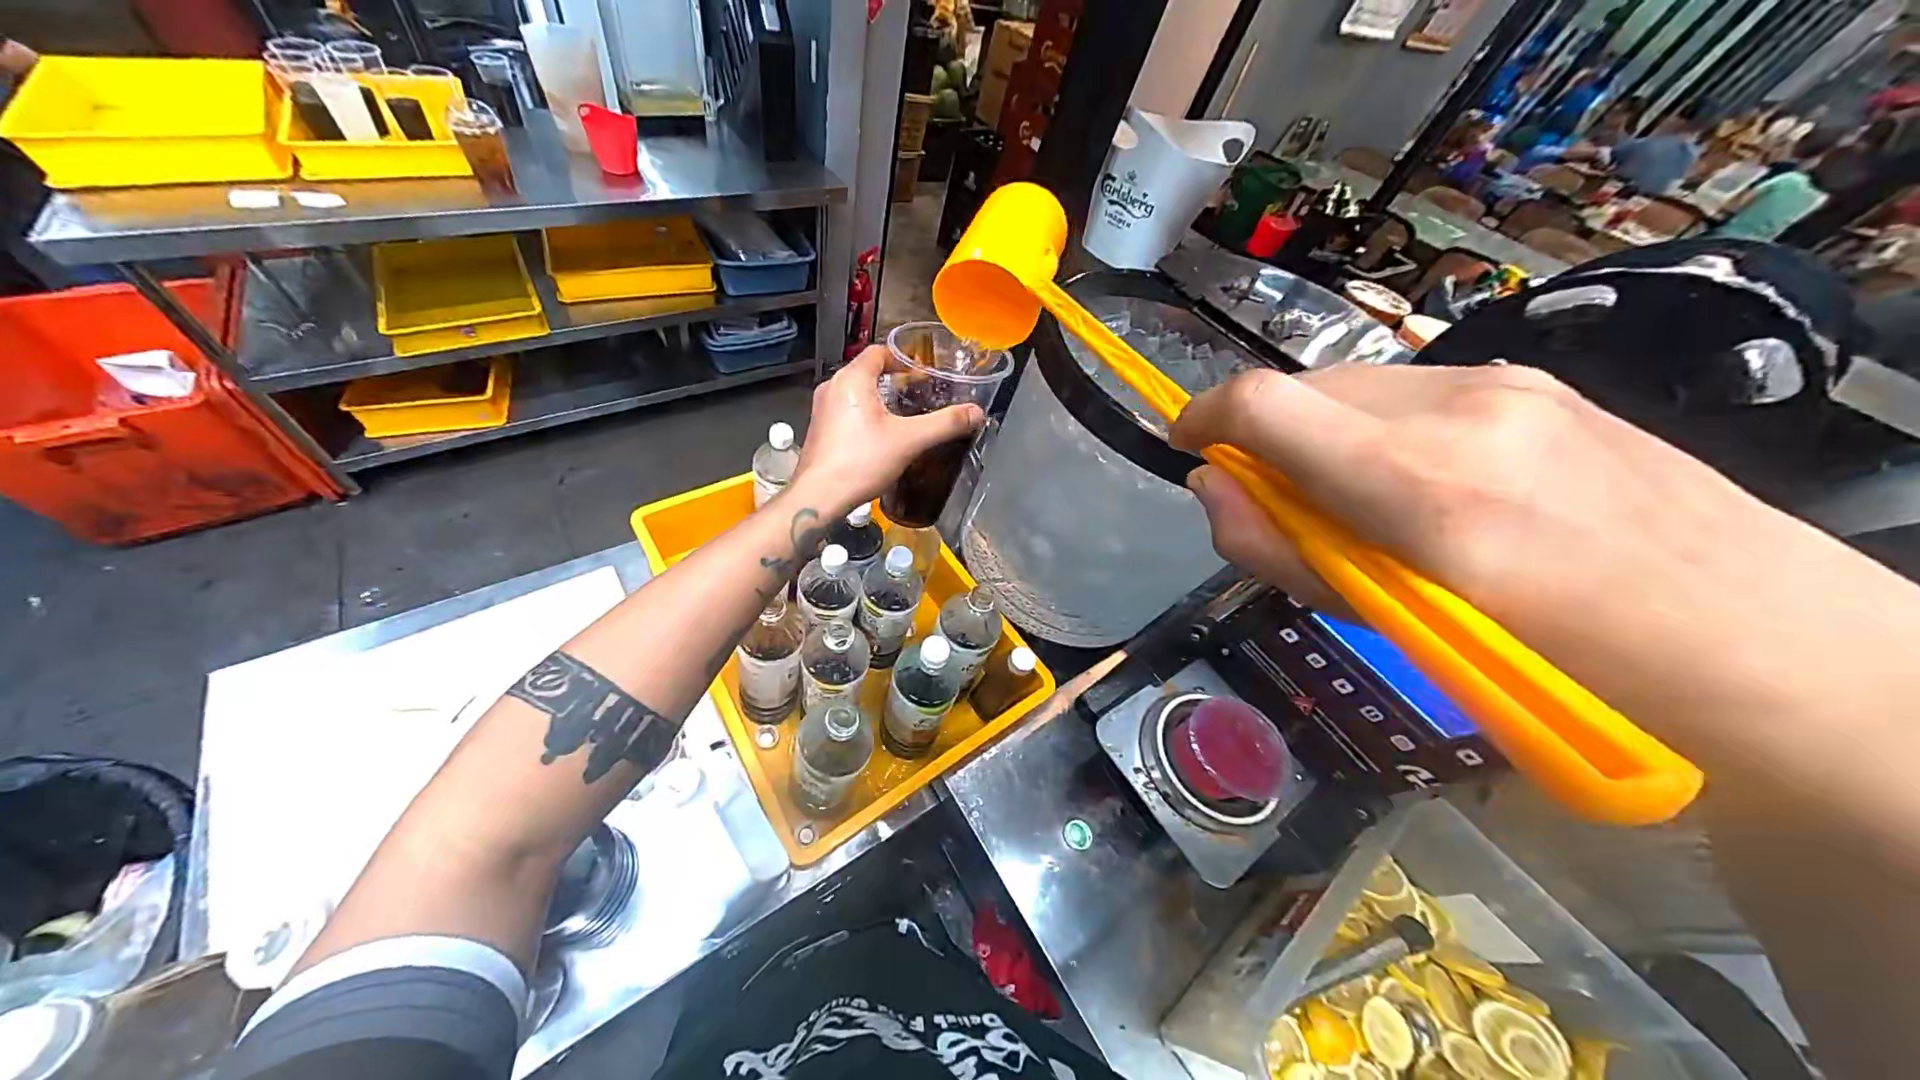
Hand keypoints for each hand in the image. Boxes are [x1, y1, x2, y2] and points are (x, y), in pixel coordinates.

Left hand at [789, 344, 984, 513]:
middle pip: (868, 372)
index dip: (903, 358)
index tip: (922, 372)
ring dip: (880, 399)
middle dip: (894, 380)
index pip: (879, 352)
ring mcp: (823, 410)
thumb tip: (974, 413)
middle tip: (919, 392)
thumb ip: (944, 423)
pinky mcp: (822, 431)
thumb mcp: (910, 440)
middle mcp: (833, 388)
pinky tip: (883, 436)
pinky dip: (866, 416)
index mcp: (852, 379)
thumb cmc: (857, 464)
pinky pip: (847, 412)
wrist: (820, 496)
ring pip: (857, 393)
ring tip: (905, 415)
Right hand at [1169, 363, 1919, 760]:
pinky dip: (1378, 429)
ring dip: (1322, 433)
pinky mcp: (1538, 380)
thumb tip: (1212, 488)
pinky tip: (1418, 482)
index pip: (1265, 403)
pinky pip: (1413, 392)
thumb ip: (1280, 550)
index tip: (1185, 443)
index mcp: (1417, 485)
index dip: (1204, 416)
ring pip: (1357, 387)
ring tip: (1354, 501)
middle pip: (1305, 387)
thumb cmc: (1555, 666)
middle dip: (1264, 435)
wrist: (1760, 642)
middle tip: (1276, 501)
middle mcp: (1457, 408)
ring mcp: (1506, 383)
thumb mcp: (1388, 625)